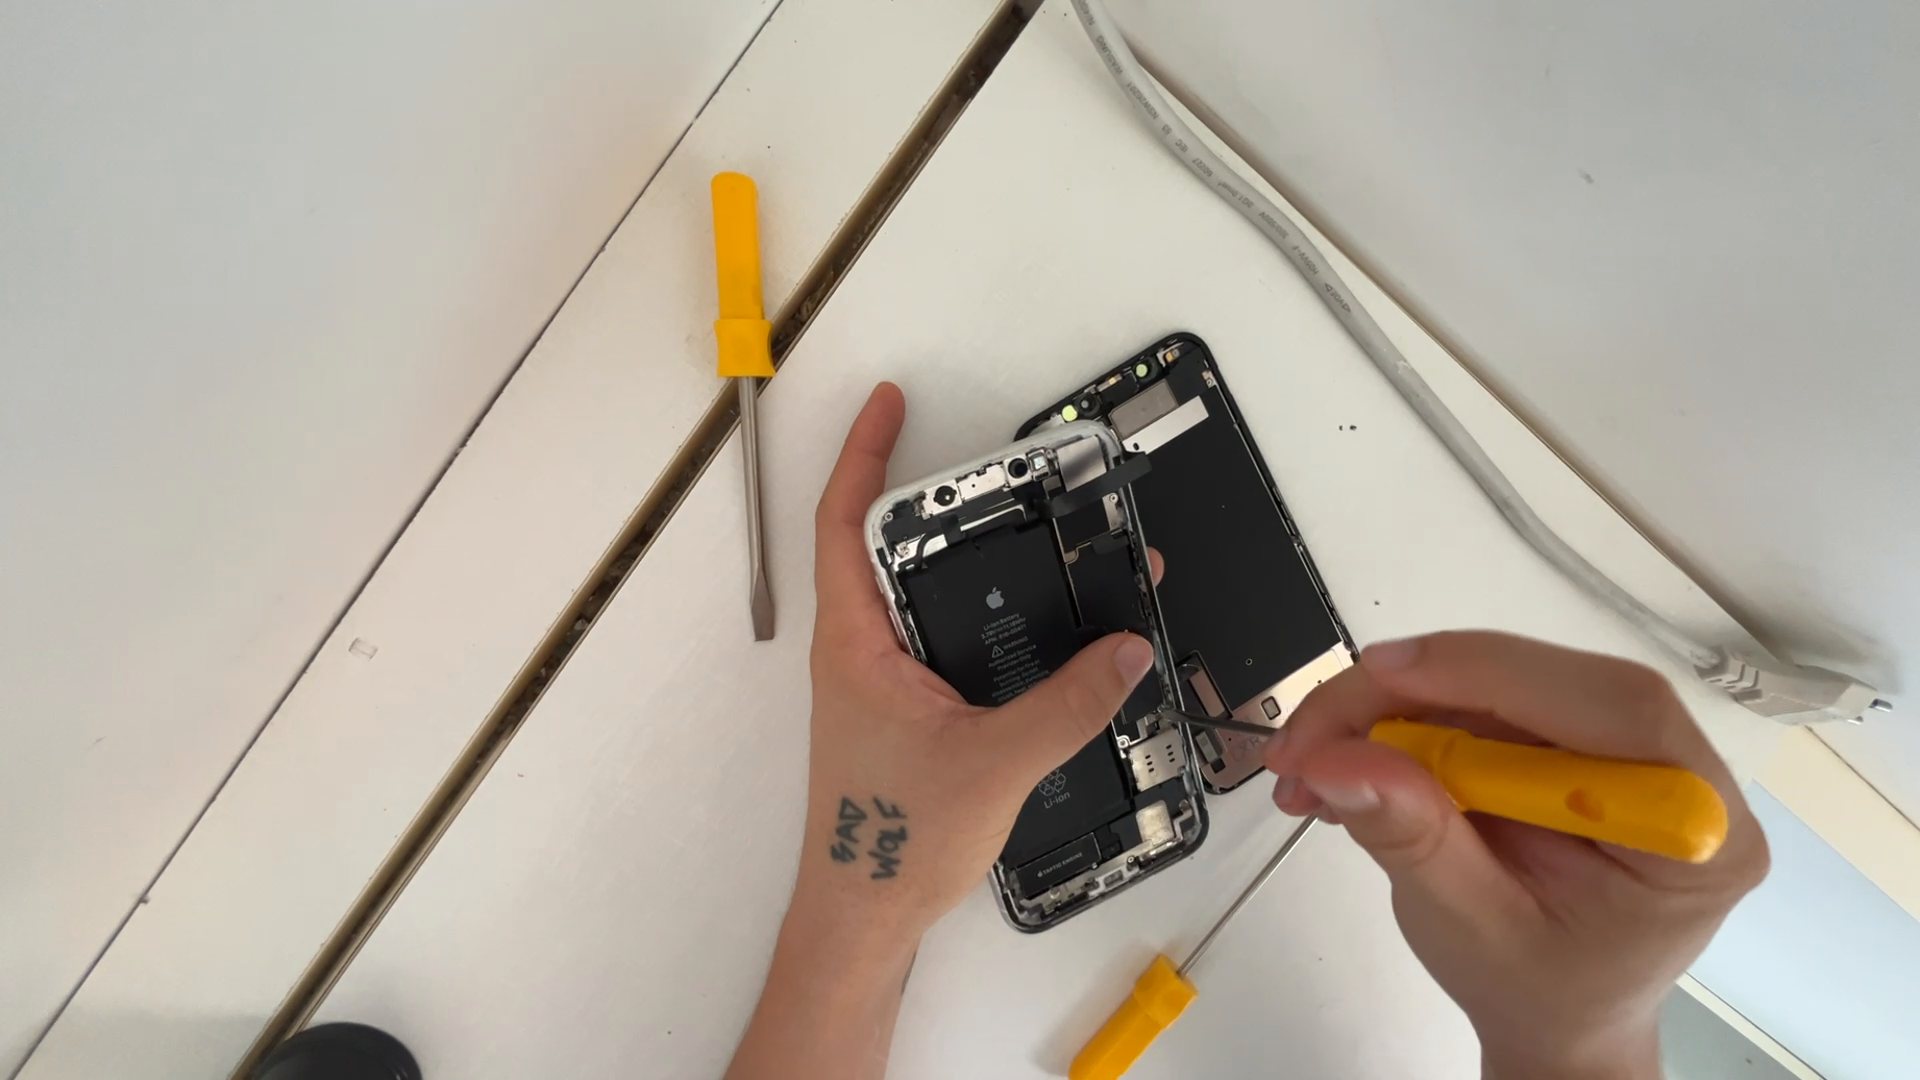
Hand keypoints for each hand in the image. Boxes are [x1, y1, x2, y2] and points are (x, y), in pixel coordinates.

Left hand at [727, 383, 1159, 1079]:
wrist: (866, 919)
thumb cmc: (900, 839)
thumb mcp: (993, 764)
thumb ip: (1066, 704)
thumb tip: (1129, 650)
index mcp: (856, 639)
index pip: (844, 523)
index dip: (863, 455)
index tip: (888, 402)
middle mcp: (861, 645)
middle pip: (887, 546)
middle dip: (939, 502)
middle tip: (999, 474)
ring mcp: (881, 675)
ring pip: (919, 592)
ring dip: (965, 561)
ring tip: (1033, 540)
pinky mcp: (905, 703)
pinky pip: (938, 634)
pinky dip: (977, 612)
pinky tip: (1027, 620)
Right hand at [1265, 631, 1768, 1079]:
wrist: (1545, 1006)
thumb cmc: (1532, 985)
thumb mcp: (1469, 924)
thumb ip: (1410, 839)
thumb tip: (1332, 760)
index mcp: (1689, 830)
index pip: (1613, 710)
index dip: (1495, 672)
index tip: (1379, 673)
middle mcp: (1650, 766)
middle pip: (1519, 681)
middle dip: (1392, 697)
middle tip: (1302, 743)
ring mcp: (1585, 743)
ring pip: (1463, 682)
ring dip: (1364, 712)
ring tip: (1300, 769)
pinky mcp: (1530, 734)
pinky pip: (1441, 700)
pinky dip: (1370, 725)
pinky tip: (1329, 769)